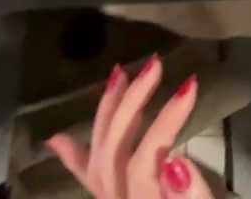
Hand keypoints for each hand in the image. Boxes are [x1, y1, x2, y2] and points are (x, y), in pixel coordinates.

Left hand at [47, 56, 213, 198]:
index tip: (191, 86)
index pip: (145, 162)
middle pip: (112, 155)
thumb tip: (175, 162)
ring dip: (106, 115)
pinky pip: (89, 186)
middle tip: (157, 64)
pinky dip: (75, 160)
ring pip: (97, 162)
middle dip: (132, 104)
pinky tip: (59, 139)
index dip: (165, 122)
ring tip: (119, 74)